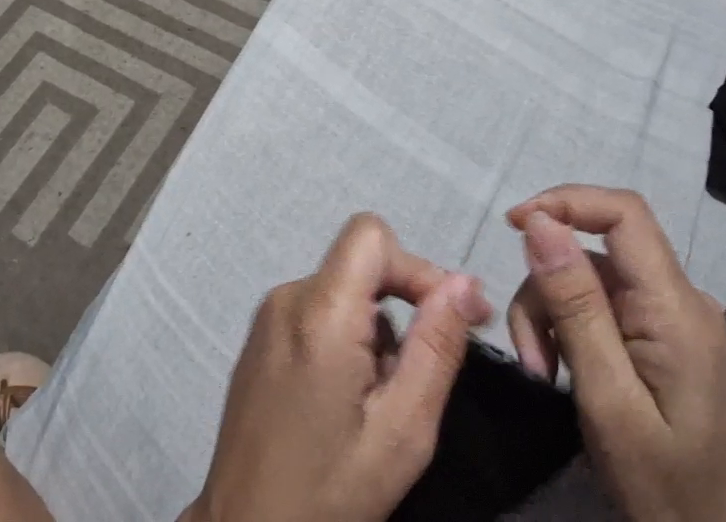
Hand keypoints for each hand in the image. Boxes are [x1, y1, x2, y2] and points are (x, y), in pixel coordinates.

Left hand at [182, 214, 492, 521]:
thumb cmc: (329, 489)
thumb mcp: (403, 428)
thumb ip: (436, 347)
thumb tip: (465, 282)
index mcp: (319, 312)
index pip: (371, 235)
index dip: (417, 267)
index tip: (451, 319)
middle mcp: (286, 298)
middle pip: (359, 263)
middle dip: (404, 305)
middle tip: (423, 375)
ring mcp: (267, 317)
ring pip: (342, 290)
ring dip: (376, 330)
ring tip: (380, 399)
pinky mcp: (260, 338)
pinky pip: (317, 311)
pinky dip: (347, 338)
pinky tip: (349, 397)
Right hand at [506, 186, 725, 521]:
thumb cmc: (668, 487)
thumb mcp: (608, 399)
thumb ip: (575, 306)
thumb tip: (540, 222)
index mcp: (676, 309)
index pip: (623, 214)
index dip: (564, 202)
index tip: (510, 227)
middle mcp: (679, 302)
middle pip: (593, 254)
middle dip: (544, 289)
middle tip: (529, 357)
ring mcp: (671, 323)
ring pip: (587, 283)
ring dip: (550, 318)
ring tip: (545, 377)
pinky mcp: (662, 344)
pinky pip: (601, 312)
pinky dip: (567, 334)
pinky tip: (563, 378)